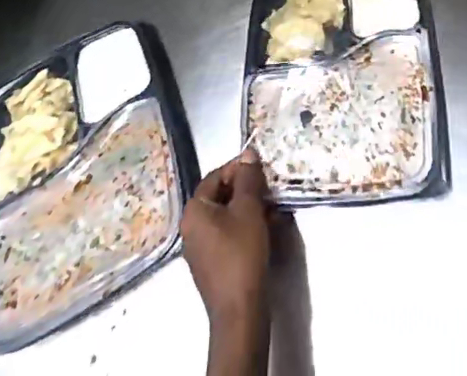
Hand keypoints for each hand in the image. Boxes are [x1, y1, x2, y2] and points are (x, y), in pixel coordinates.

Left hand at [183, 149, 272, 375]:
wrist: (240, 312)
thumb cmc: (242, 254)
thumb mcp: (249, 209)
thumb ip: (248, 179)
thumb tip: (247, 154)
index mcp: (194, 210)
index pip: (216, 176)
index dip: (239, 169)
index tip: (261, 168)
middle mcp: (191, 227)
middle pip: (220, 196)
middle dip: (247, 191)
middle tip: (270, 189)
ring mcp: (200, 248)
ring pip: (227, 217)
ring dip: (250, 210)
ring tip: (274, 210)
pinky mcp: (213, 266)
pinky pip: (229, 236)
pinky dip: (246, 228)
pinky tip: (268, 231)